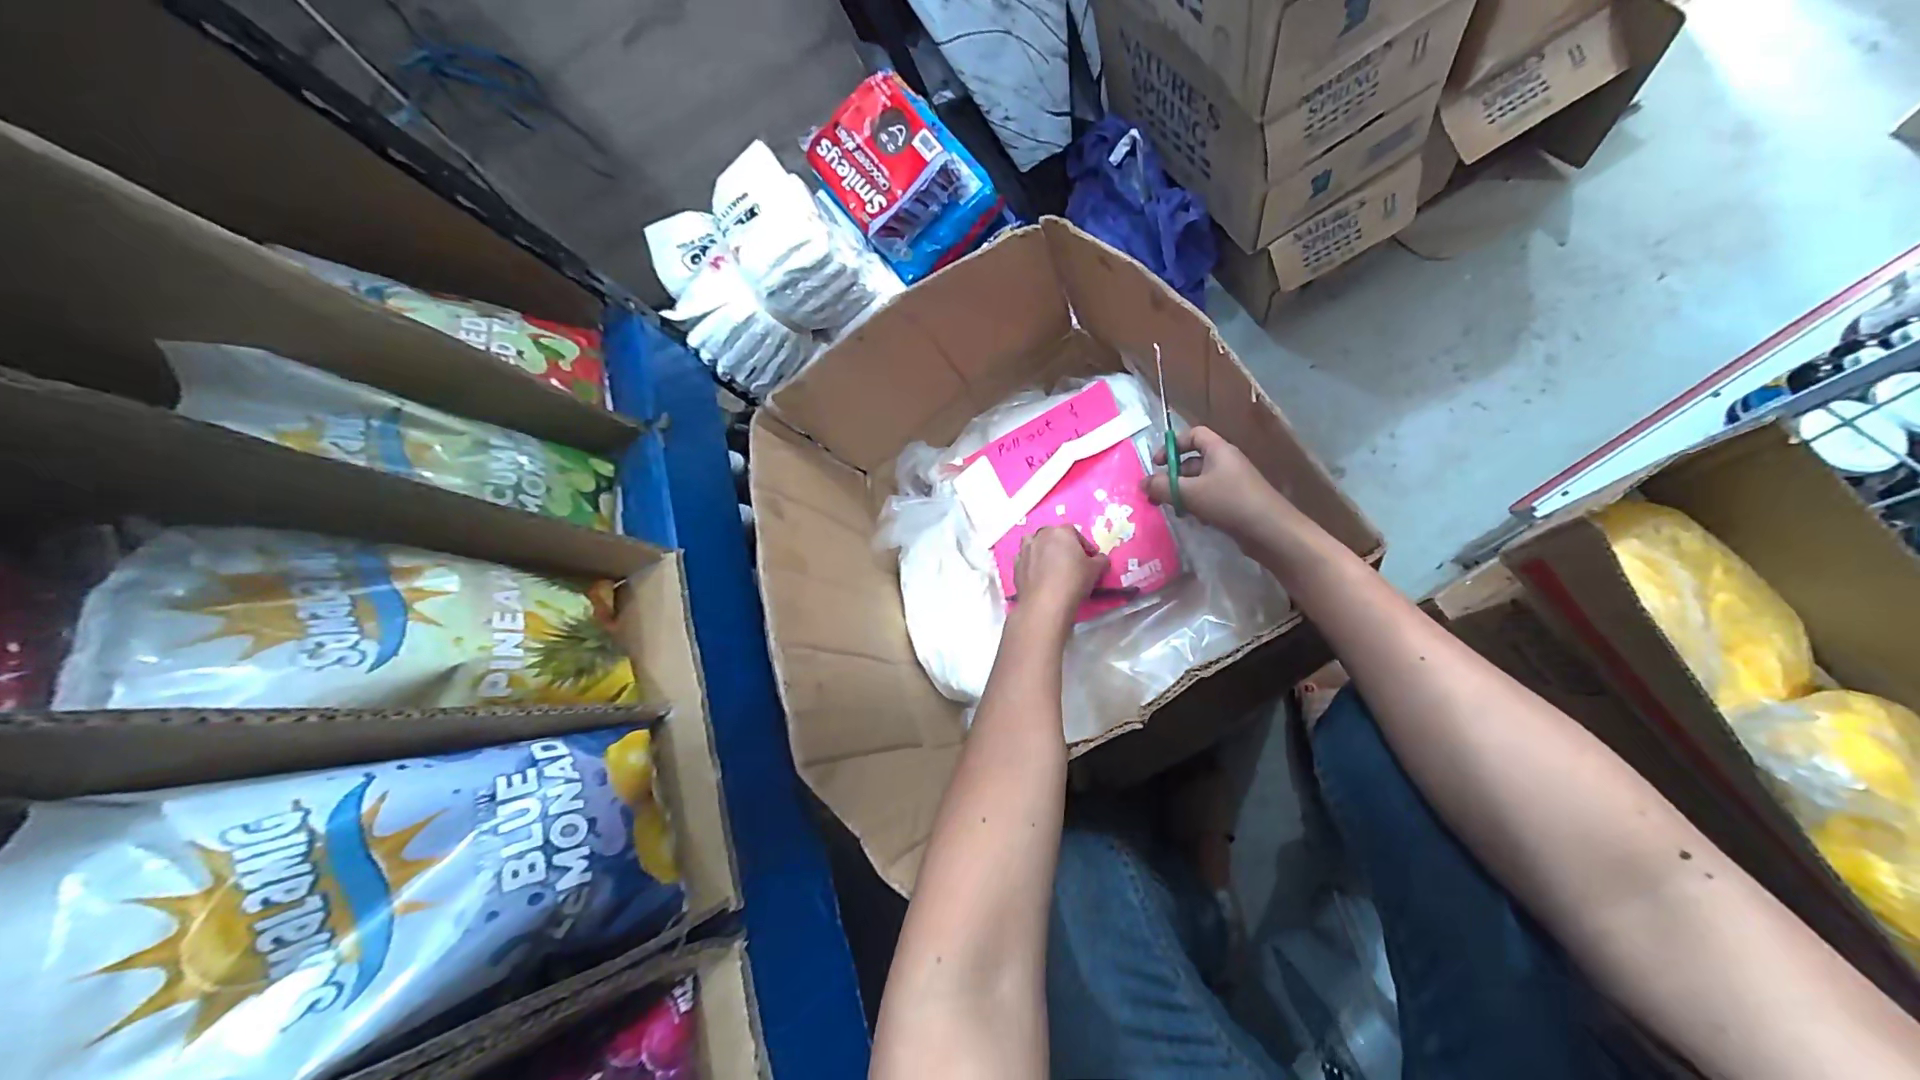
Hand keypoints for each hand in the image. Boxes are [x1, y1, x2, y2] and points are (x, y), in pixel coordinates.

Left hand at [1012, 526, 1104, 626]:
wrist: (1045, 603)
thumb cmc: (1074, 581)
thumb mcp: (1096, 570)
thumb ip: (1101, 560)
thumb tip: (1100, 558)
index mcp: (1060, 532)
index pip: (1074, 532)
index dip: (1083, 545)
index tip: (1090, 558)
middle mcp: (1040, 536)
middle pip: (1052, 536)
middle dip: (1062, 546)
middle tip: (1070, 561)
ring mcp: (1025, 550)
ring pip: (1034, 544)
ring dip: (1042, 550)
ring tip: (1051, 566)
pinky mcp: (1016, 565)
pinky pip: (1026, 560)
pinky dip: (1031, 564)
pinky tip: (1039, 576)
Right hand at [1144, 426, 1286, 540]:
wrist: (1269, 529)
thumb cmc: (1228, 502)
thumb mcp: (1189, 493)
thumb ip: (1162, 487)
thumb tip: (1141, 483)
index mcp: (1218, 449)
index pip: (1193, 434)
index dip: (1173, 445)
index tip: (1157, 463)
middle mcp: (1226, 461)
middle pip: (1193, 460)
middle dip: (1173, 475)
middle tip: (1156, 492)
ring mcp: (1233, 481)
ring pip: (1200, 481)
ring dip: (1183, 493)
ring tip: (1171, 508)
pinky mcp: (1236, 500)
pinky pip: (1210, 496)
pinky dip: (1198, 504)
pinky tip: (1193, 518)